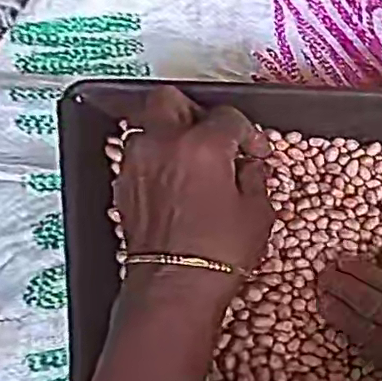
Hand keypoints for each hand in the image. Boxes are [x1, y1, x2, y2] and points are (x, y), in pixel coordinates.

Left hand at [114, 87, 274, 295]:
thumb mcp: (258, 210)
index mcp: (202, 145)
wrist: (178, 280)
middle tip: (218, 137)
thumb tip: (248, 166)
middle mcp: (162, 143)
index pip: (228, 117)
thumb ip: (254, 177)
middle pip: (172, 100)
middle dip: (198, 113)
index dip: (250, 133)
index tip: (258, 152)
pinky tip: (181, 182)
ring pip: (151, 125)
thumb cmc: (222, 248)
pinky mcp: (123, 182)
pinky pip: (141, 153)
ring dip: (175, 134)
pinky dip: (161, 158)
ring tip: (198, 161)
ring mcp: (136, 160)